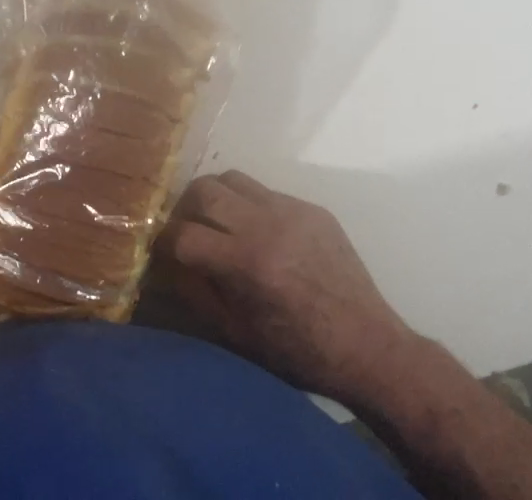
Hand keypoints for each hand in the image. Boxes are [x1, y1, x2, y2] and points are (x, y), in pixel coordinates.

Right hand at [159, 171, 418, 402]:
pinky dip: (248, 206)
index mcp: (247, 264)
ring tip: (217, 223)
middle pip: (203, 191)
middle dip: (184, 209)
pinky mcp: (313, 209)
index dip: (163, 243)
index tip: (162, 252)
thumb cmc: (298, 352)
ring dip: (215, 198)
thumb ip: (194, 292)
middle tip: (186, 230)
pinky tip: (257, 233)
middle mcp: (267, 226)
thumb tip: (165, 261)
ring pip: (232, 179)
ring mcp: (292, 212)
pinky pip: (265, 192)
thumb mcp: (235, 333)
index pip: (182, 234)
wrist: (369, 348)